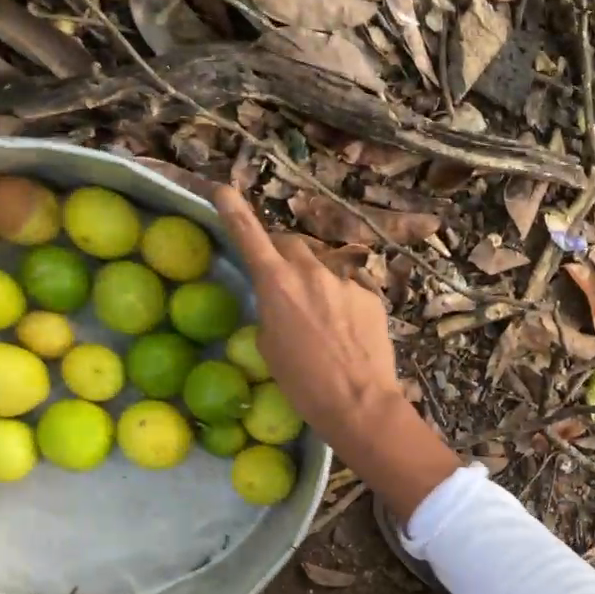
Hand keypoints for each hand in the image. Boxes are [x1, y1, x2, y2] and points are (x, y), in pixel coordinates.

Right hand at [205, 184, 457, 519]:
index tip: (223, 190)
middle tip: (284, 281)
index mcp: (276, 284)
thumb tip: (280, 304)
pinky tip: (348, 328)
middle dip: (284, 256)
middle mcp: (311, 272)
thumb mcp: (270, 349)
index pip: (249, 235)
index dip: (234, 212)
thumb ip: (271, 313)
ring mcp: (345, 281)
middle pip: (292, 245)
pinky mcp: (372, 296)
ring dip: (317, 280)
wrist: (359, 403)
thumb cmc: (304, 385)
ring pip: (325, 267)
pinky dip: (345, 299)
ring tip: (322, 316)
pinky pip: (352, 286)